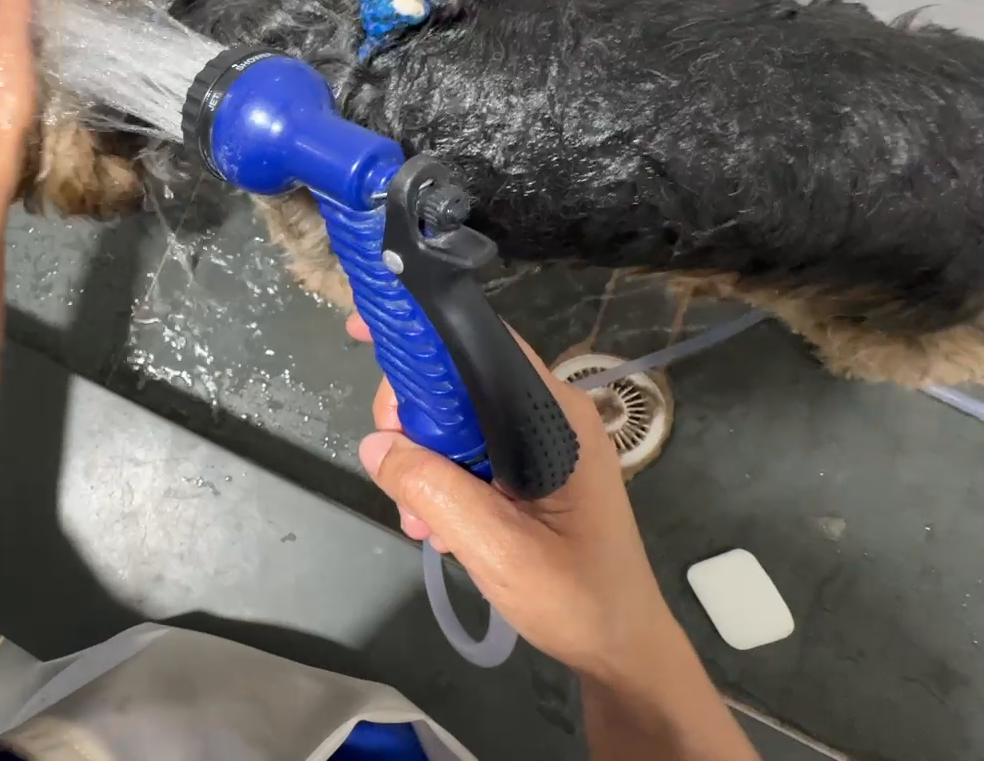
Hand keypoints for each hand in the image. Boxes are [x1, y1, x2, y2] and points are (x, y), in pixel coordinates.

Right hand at [349, 314, 676, 679]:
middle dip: (408, 416)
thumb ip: (435, 490)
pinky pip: (457, 449)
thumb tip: (375, 445)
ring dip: (416, 458)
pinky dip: (431, 478)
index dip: (420, 332)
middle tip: (391, 466)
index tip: (363, 332)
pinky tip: (429, 523)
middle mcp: (542, 414)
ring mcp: (530, 441)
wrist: (620, 651)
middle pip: (452, 379)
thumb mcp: (500, 548)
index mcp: (552, 414)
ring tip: (416, 517)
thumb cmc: (577, 598)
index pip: (479, 343)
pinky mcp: (517, 467)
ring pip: (446, 417)